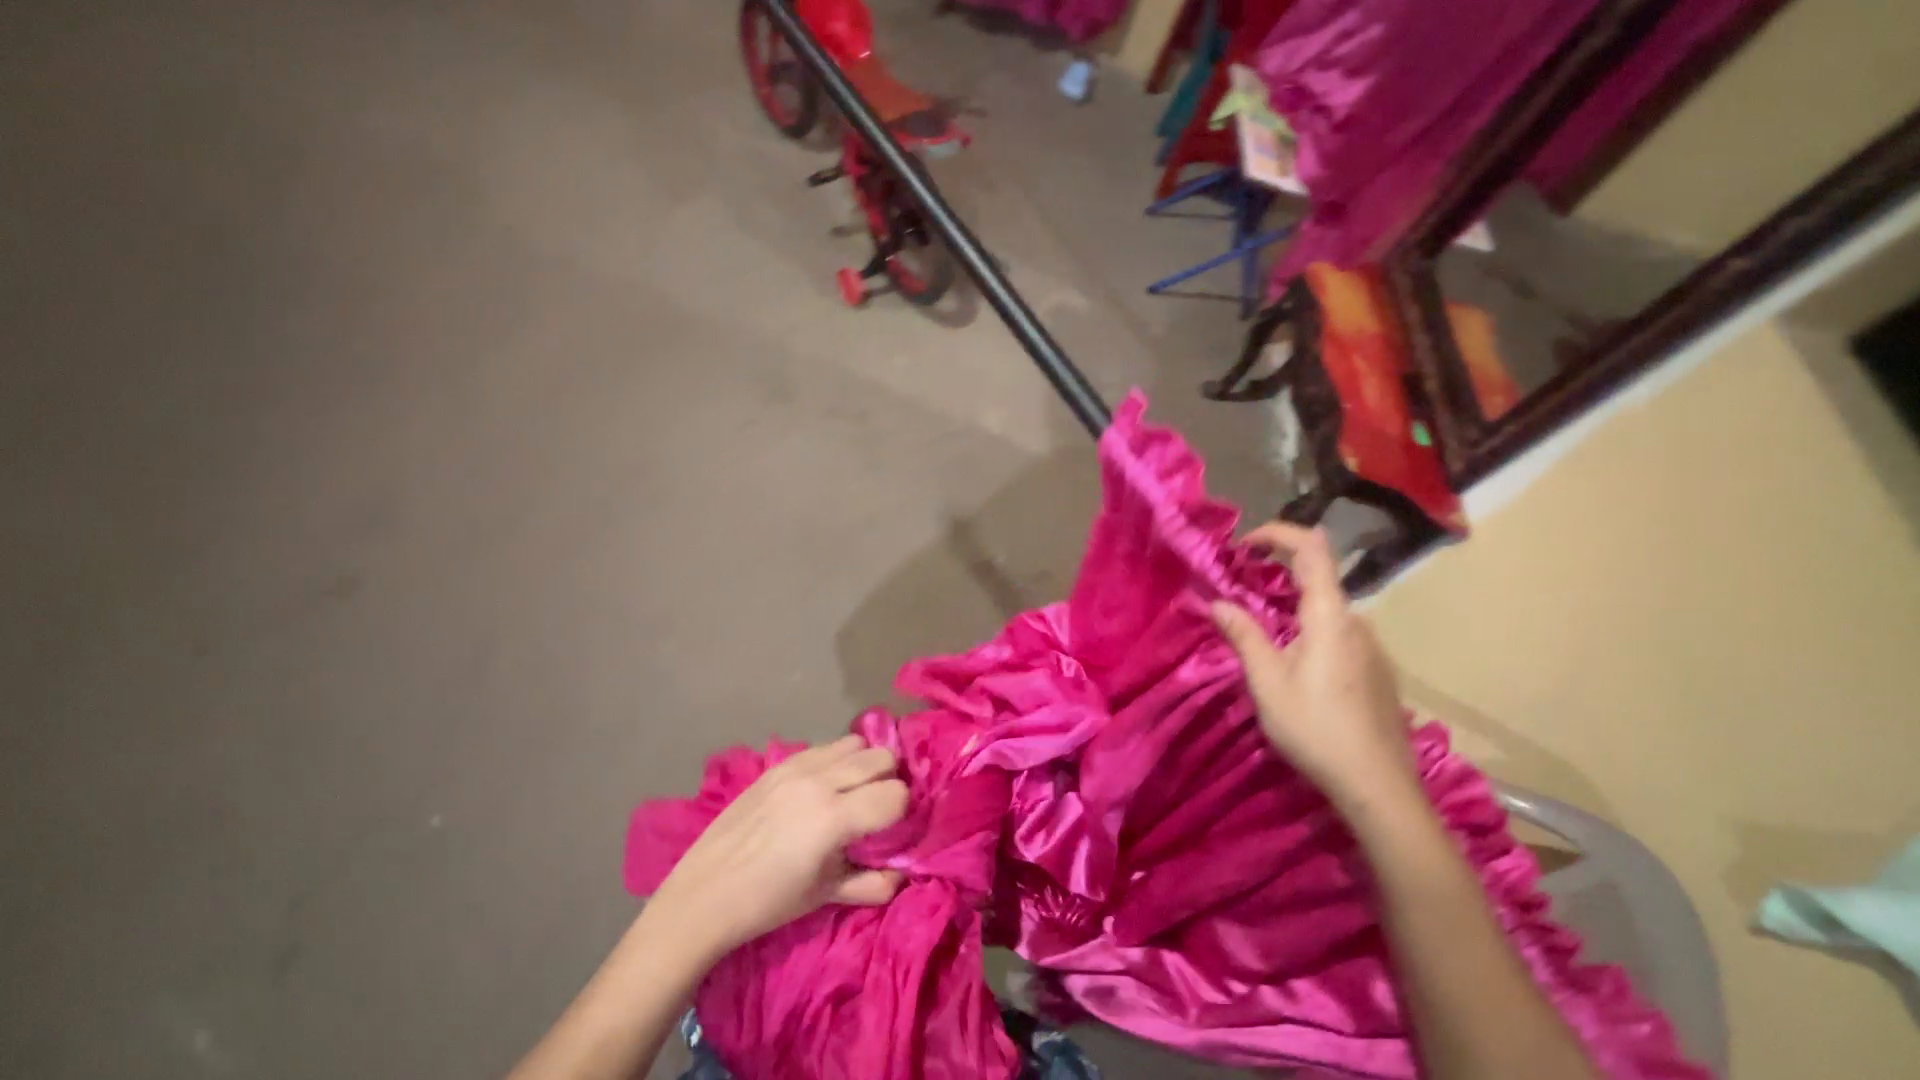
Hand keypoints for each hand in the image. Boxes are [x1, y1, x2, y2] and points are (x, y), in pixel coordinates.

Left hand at [644, 735, 909, 958]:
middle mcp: (818, 782)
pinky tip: (825, 788)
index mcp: (833, 818)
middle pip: (881, 757)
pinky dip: (836, 761)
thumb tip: (904, 875)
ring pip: (855, 744)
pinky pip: (823, 747)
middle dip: (890, 781)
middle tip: (879, 810)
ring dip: (864, 765)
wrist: (703, 895)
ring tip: (854, 794)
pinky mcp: (776, 765)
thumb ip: (872, 883)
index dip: (903, 812)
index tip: (894, 830)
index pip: (896, 794)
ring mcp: (794, 768)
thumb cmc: (767, 903)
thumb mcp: (825, 896)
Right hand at [1210, 524, 1415, 807]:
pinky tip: (1296, 666)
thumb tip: (1217, 602)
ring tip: (1261, 632)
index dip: (1279, 533)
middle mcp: (1358, 622)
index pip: (1312, 549)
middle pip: (1319, 579)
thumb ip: (1244, 636)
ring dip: (1294, 608)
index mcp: (1330, 616)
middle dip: (1278, 575)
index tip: (1245, 543)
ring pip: (1328, 611)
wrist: (1377, 784)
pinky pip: (1340, 635)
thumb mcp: (1267, 682)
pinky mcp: (1378, 672)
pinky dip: (1312, 631)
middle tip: (1240, 591)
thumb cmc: (1315, 728)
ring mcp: (1374, 647)